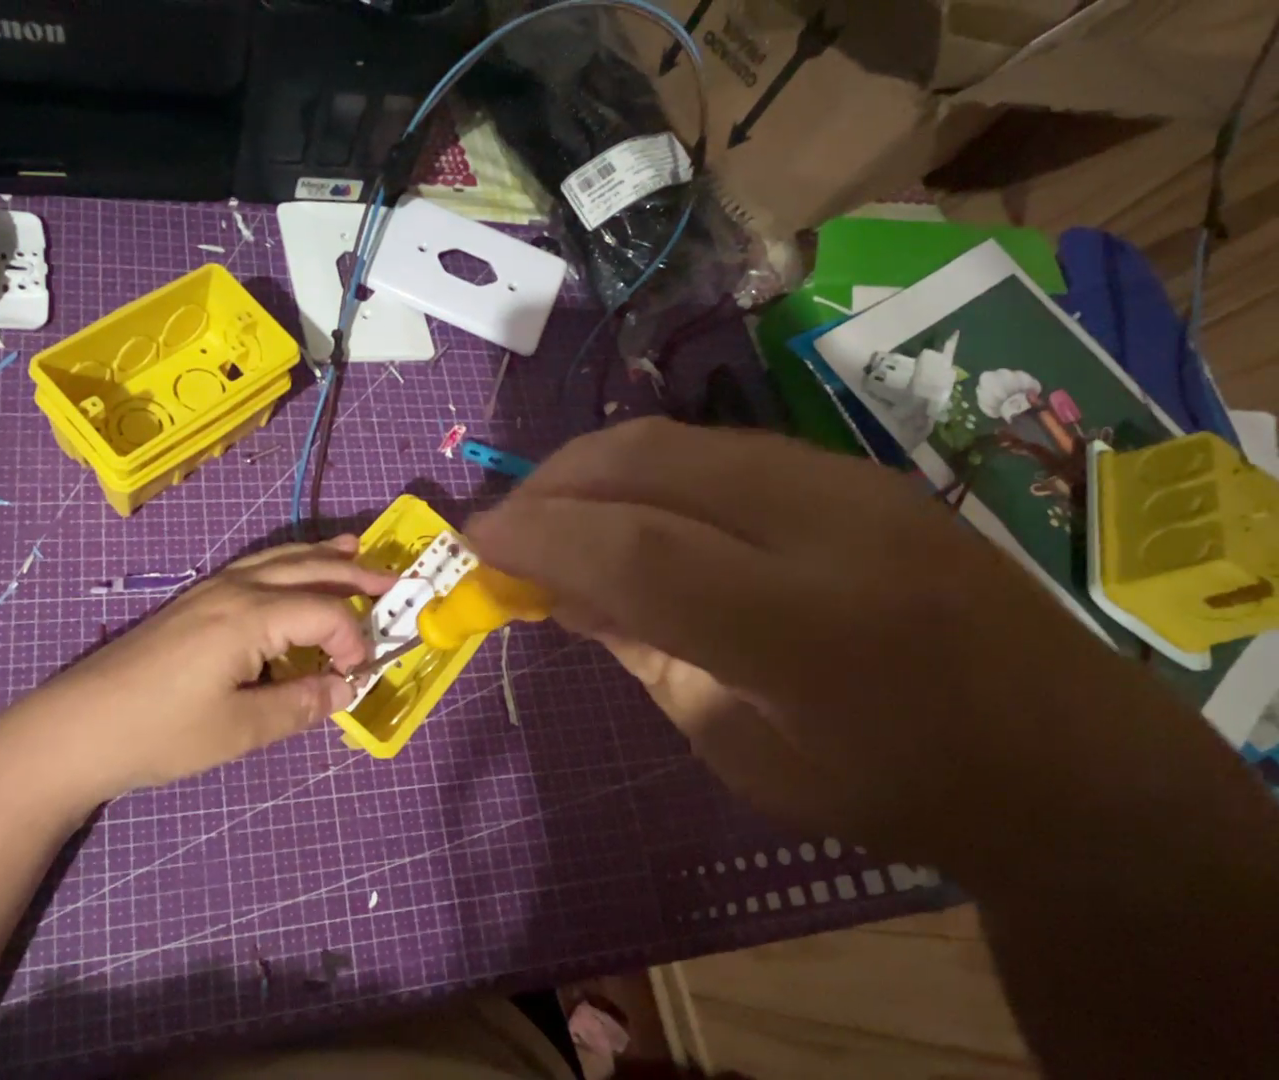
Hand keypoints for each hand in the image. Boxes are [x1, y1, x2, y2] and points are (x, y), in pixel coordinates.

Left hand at [15, 536, 395, 805]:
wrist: (77, 726)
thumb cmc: (161, 732)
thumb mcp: (240, 729)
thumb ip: (300, 705)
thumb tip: (345, 689)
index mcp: (252, 616)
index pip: (326, 614)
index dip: (354, 642)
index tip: (358, 678)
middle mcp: (235, 589)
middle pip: (307, 568)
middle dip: (353, 572)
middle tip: (394, 578)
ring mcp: (209, 590)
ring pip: (278, 559)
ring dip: (320, 557)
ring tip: (354, 548)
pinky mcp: (192, 602)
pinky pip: (254, 569)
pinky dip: (286, 566)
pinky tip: (289, 576)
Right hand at [465, 419, 1198, 870]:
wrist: (1068, 758)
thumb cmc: (889, 787)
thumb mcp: (737, 749)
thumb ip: (640, 655)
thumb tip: (555, 593)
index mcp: (807, 631)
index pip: (638, 551)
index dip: (539, 537)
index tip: (473, 545)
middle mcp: (832, 530)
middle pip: (650, 462)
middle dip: (552, 483)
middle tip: (503, 524)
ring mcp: (851, 484)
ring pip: (680, 438)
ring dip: (593, 466)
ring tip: (553, 511)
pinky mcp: (856, 469)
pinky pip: (718, 446)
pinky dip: (647, 468)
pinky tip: (626, 507)